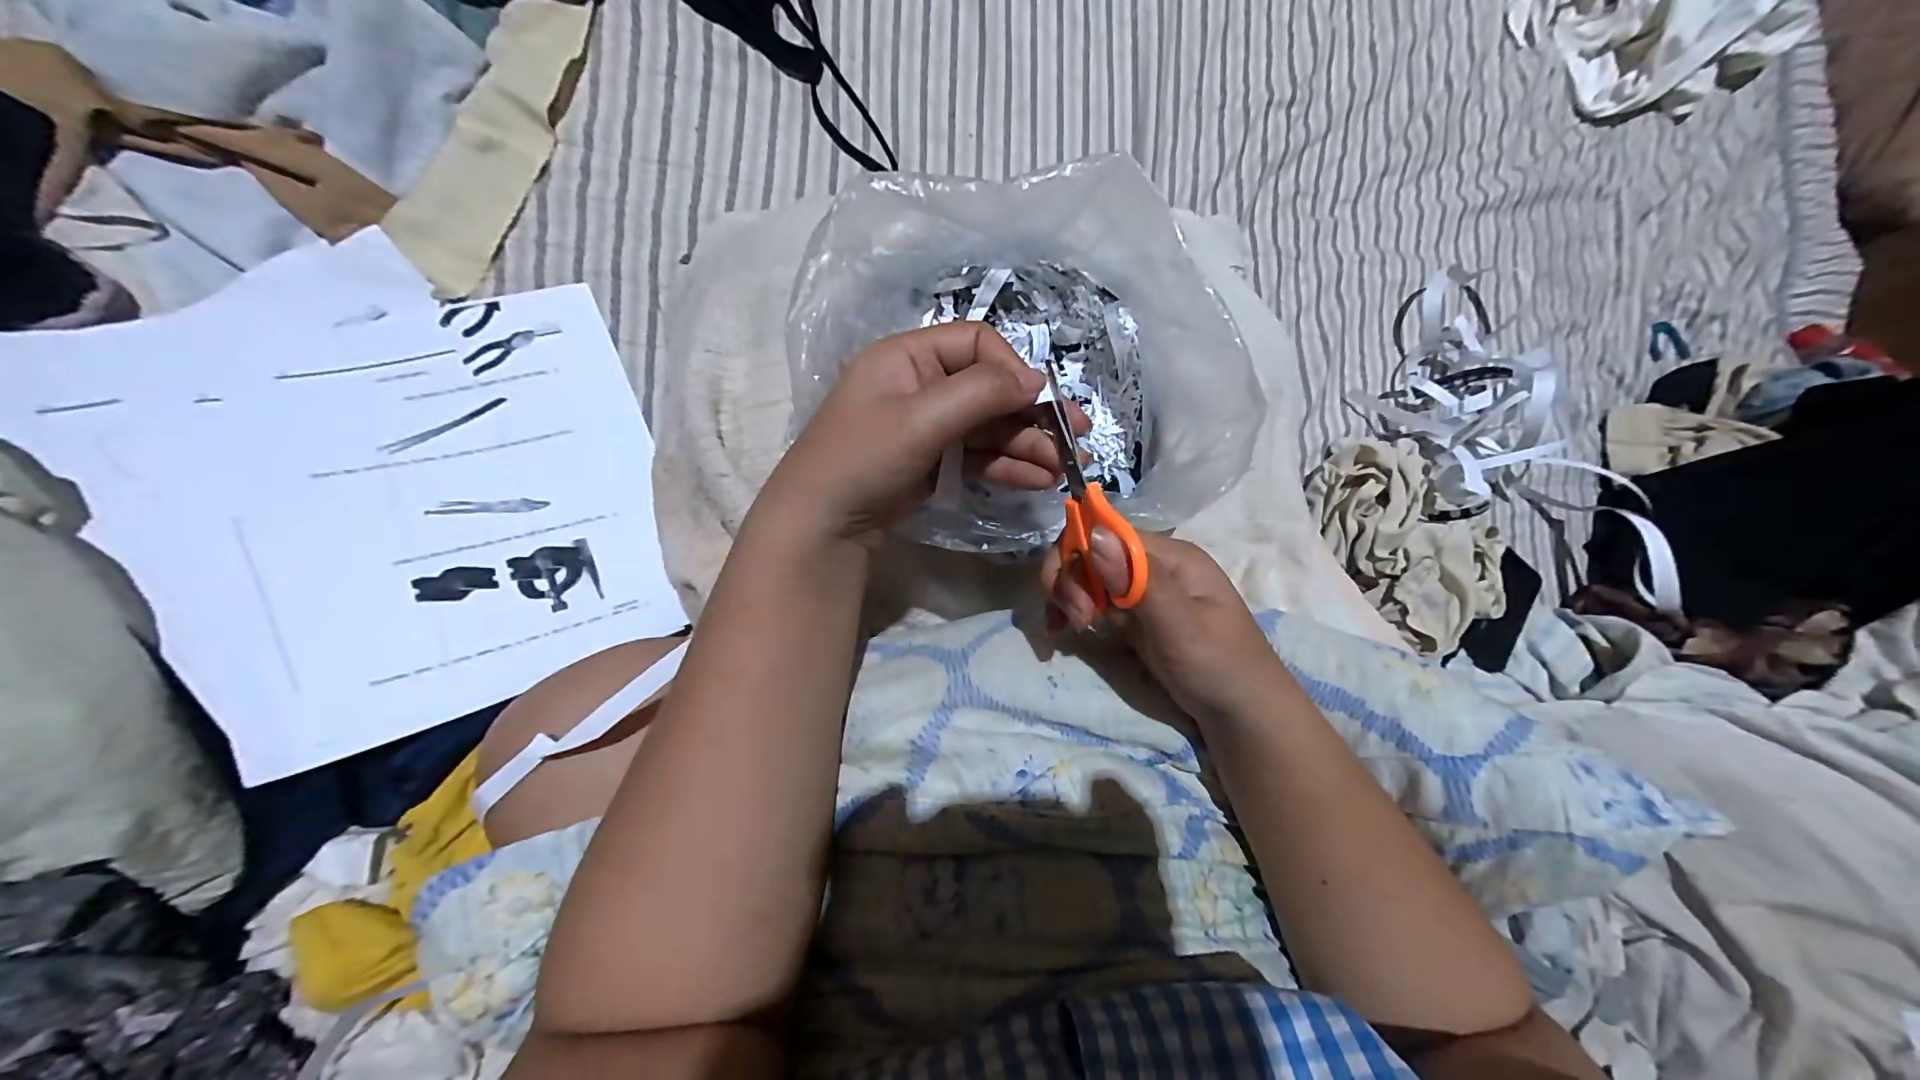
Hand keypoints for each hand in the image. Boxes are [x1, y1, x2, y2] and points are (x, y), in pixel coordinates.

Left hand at [760, 322, 1085, 546]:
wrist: (821, 525)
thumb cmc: (862, 459)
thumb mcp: (919, 419)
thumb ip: (980, 393)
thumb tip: (1036, 378)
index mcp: (908, 357)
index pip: (976, 344)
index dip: (1012, 369)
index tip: (1042, 401)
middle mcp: (921, 385)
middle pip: (989, 389)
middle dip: (1032, 414)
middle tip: (1076, 437)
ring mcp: (928, 426)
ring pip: (989, 426)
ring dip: (1027, 444)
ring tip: (1062, 468)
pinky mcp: (933, 462)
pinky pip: (979, 455)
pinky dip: (1007, 465)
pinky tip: (1037, 480)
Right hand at [1043, 529, 1292, 724]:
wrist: (1241, 713)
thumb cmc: (1218, 666)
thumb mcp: (1180, 626)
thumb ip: (1139, 580)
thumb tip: (1095, 533)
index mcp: (1170, 556)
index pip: (1106, 533)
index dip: (1078, 556)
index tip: (1075, 602)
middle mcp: (1153, 565)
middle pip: (1091, 552)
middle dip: (1070, 581)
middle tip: (1074, 623)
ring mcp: (1142, 590)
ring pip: (1087, 575)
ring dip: (1068, 596)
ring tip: (1067, 630)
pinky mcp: (1133, 615)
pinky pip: (1093, 599)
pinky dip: (1073, 610)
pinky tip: (1063, 630)